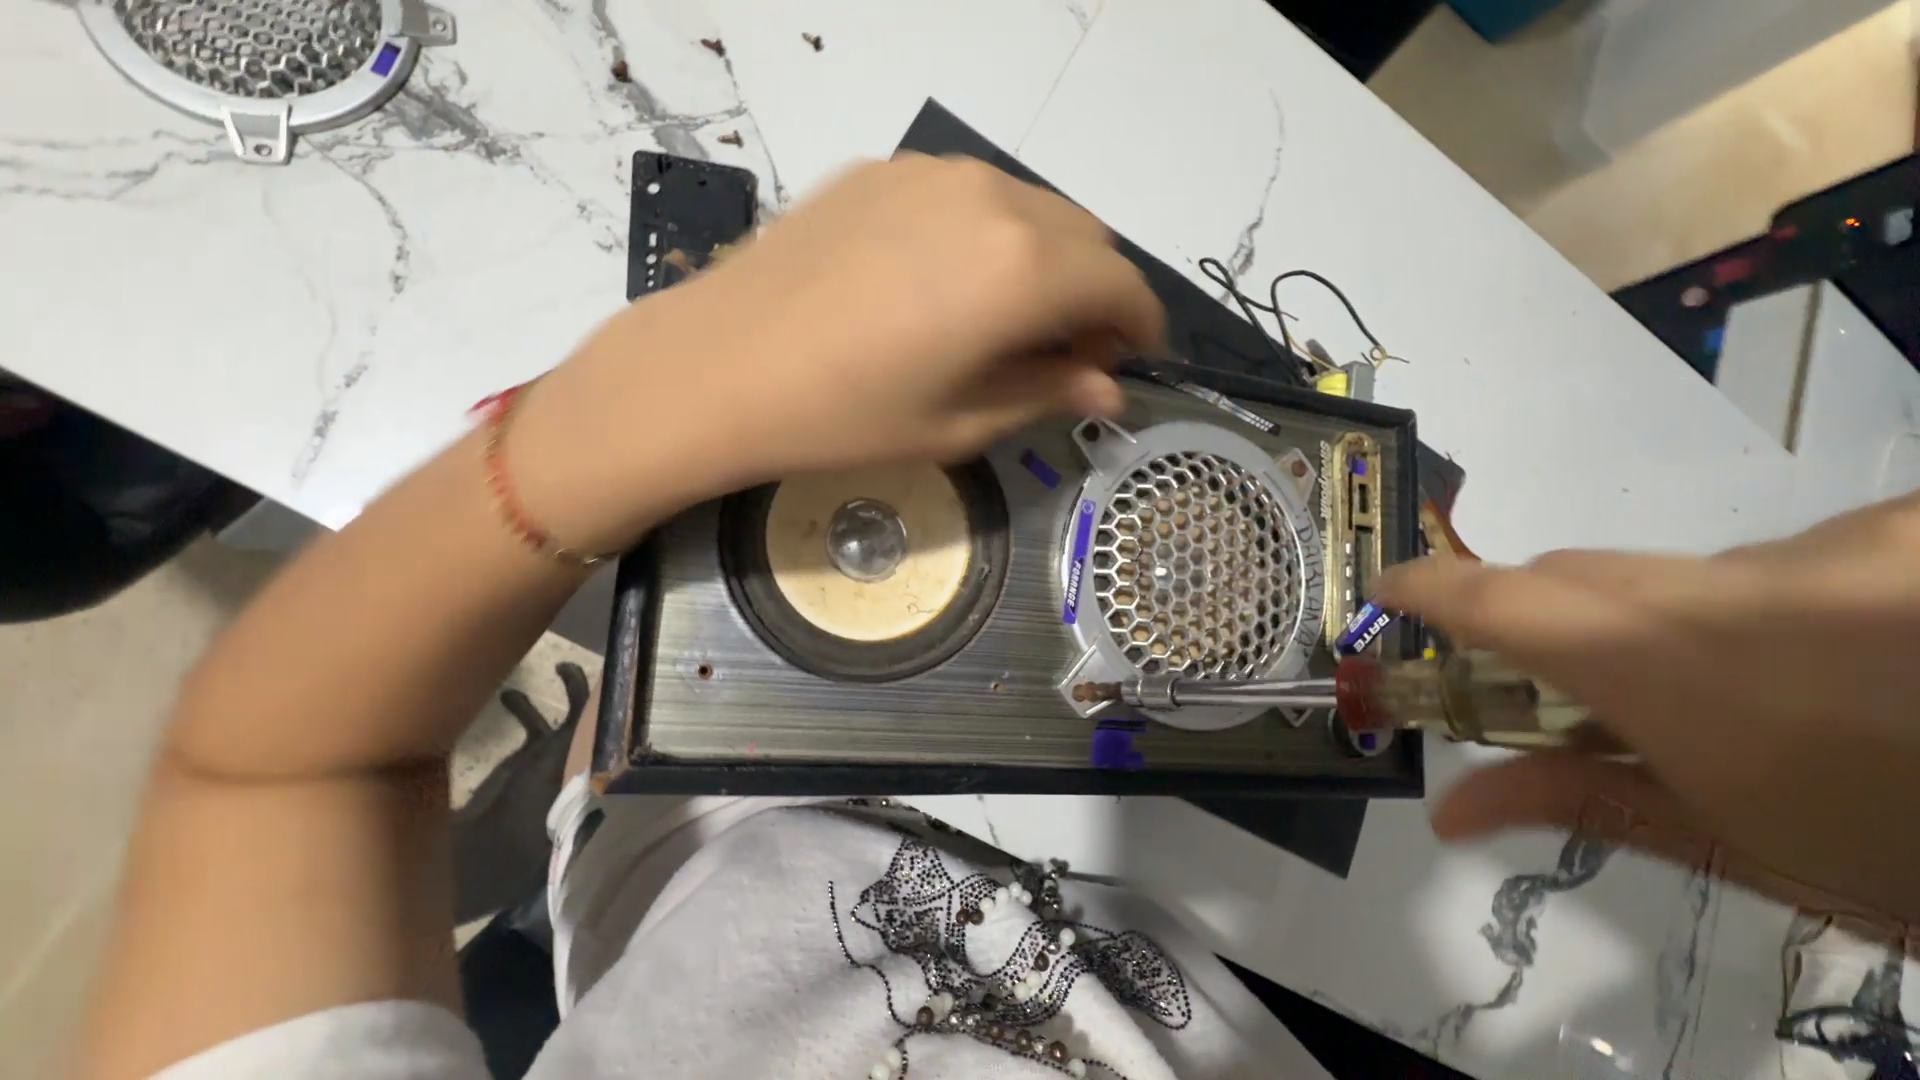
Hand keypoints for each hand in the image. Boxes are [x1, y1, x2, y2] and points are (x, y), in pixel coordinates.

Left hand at [512, 154, 1163, 552]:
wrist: (717, 369)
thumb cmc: (846, 418)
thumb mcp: (960, 423)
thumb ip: (1048, 393)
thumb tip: (1108, 388)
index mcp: (1023, 269)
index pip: (1123, 286)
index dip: (1139, 328)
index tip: (1127, 364)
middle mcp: (991, 199)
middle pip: (1085, 238)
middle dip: (1096, 295)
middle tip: (1067, 354)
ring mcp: (931, 173)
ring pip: (1030, 209)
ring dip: (1046, 261)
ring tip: (1007, 322)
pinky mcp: (882, 170)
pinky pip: (968, 197)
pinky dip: (989, 237)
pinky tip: (946, 286)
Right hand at [1378, 493, 1919, 926]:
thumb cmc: (1913, 851)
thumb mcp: (1743, 843)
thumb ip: (1580, 804)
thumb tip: (1447, 809)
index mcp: (1675, 667)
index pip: (1501, 598)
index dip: (1426, 587)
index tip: (1387, 596)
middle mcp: (1737, 581)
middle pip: (1580, 577)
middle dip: (1549, 627)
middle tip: (1572, 700)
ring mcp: (1838, 543)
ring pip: (1691, 574)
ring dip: (1685, 629)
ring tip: (1779, 705)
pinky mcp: (1908, 524)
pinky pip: (1792, 558)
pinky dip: (1783, 608)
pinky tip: (1866, 666)